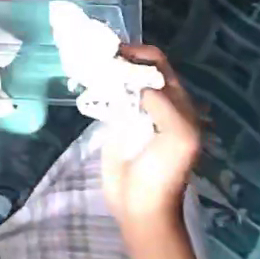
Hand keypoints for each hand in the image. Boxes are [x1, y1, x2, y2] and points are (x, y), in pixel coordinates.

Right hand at [102, 45, 203, 236]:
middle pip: (137, 68)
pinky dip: (95, 85)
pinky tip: (81, 83)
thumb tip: (131, 82)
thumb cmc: (163, 172)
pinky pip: (106, 96)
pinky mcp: (115, 123)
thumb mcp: (178, 137)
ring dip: (104, 69)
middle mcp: (157, 102)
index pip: (158, 64)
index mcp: (178, 103)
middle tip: (93, 56)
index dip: (137, 53)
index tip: (111, 53)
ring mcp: (135, 112)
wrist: (141, 205)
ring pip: (120, 79)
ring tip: (84, 65)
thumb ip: (162, 103)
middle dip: (117, 58)